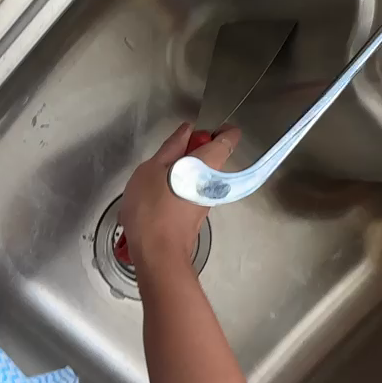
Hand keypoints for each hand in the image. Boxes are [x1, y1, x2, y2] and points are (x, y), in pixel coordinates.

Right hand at [119, 123, 238, 270]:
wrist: (157, 252)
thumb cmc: (152, 206)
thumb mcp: (152, 168)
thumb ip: (171, 147)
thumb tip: (187, 131)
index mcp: (208, 164)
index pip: (229, 137)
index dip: (218, 130)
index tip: (198, 133)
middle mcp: (215, 182)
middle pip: (213, 157)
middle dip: (192, 152)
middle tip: (167, 156)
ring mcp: (207, 200)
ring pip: (201, 176)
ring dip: (181, 171)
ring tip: (155, 177)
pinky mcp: (196, 215)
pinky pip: (192, 192)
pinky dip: (178, 188)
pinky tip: (155, 196)